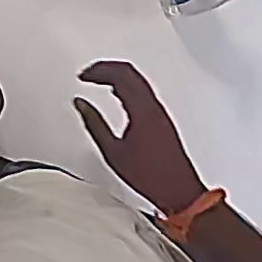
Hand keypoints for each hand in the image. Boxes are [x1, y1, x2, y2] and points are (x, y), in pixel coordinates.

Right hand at [74, 61, 206, 215]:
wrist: (181, 194)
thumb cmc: (152, 177)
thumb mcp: (112, 152)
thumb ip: (94, 123)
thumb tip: (80, 103)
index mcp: (142, 110)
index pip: (119, 75)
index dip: (97, 70)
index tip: (83, 76)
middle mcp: (153, 107)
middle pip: (129, 71)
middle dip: (104, 67)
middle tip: (88, 73)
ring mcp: (160, 112)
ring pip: (137, 78)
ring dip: (115, 74)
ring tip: (97, 80)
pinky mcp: (162, 118)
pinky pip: (143, 89)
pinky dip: (125, 83)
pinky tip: (115, 93)